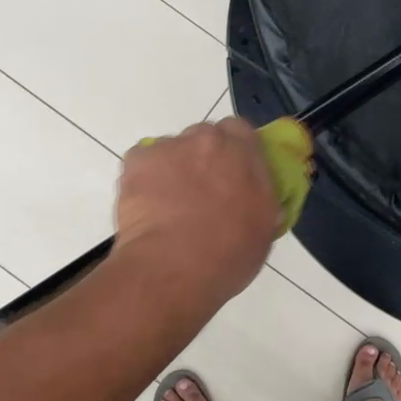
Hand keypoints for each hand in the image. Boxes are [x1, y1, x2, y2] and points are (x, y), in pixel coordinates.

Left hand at [109, 118, 280, 311]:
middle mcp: (207, 139)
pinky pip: (143, 163)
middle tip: (202, 195)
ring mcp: (169, 147)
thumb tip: (254, 197)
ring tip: (169, 208)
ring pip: (172, 150)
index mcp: (243, 152)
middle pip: (205, 138)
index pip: (241, 132)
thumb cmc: (226, 255)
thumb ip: (261, 200)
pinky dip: (145, 179)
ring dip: (174, 169)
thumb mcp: (263, 230)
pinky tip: (147, 207)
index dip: (236, 152)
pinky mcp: (137, 160)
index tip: (233, 176)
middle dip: (204, 160)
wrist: (170, 268)